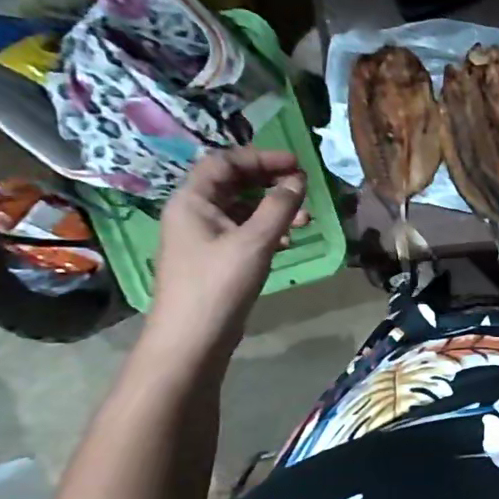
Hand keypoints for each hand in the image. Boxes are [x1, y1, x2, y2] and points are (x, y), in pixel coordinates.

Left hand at [148, 147, 310, 352]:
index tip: (296, 164)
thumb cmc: (218, 284)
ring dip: (274, 209)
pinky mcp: (215, 260)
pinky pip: (243, 233)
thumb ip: (279, 206)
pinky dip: (268, 231)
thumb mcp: (254, 241)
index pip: (225, 162)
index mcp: (192, 201)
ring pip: (242, 210)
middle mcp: (194, 213)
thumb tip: (298, 179)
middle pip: (234, 184)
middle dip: (271, 182)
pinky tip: (289, 241)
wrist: (191, 341)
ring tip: (306, 219)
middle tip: (304, 186)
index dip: (261, 157)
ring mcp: (203, 238)